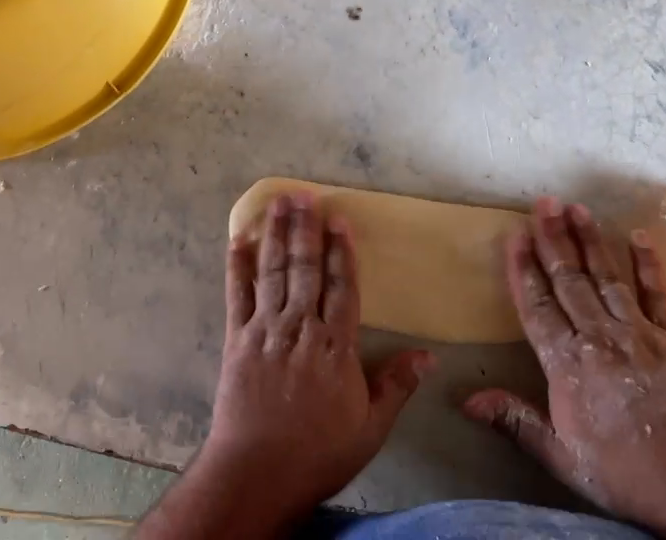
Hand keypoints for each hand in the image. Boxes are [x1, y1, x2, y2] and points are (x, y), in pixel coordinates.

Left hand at [136, 193, 432, 539]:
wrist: (259, 471)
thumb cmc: (319, 452)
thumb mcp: (370, 426)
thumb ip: (397, 385)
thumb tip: (429, 355)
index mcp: (336, 345)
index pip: (343, 286)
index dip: (342, 250)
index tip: (339, 218)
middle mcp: (300, 327)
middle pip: (305, 268)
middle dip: (305, 229)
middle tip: (304, 195)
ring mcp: (265, 329)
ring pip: (273, 271)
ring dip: (276, 234)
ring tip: (278, 202)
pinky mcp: (236, 338)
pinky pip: (236, 294)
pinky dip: (237, 264)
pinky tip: (238, 239)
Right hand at [464, 198, 665, 539]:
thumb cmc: (629, 476)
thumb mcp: (564, 458)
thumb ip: (516, 421)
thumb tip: (466, 400)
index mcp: (567, 365)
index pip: (537, 306)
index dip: (523, 268)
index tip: (514, 234)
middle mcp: (600, 339)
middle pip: (569, 281)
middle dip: (553, 239)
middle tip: (544, 202)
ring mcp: (640, 335)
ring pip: (607, 277)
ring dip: (591, 241)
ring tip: (577, 207)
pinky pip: (657, 295)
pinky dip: (648, 265)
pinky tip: (638, 238)